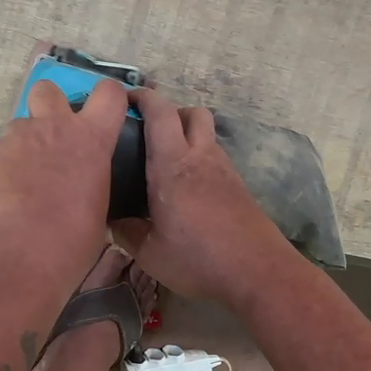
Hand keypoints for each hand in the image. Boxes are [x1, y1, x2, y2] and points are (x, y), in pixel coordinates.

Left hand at [0, 77, 128, 268]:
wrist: (25, 251)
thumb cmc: (75, 238)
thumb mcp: (99, 204)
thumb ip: (91, 178)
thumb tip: (83, 185)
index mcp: (91, 138)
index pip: (110, 93)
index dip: (108, 98)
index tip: (104, 112)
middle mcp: (55, 126)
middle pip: (48, 89)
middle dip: (49, 104)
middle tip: (51, 135)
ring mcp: (19, 135)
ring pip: (21, 124)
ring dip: (25, 142)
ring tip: (24, 175)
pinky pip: (1, 149)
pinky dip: (4, 164)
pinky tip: (6, 192)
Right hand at [112, 87, 292, 308]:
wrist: (259, 273)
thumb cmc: (198, 259)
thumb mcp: (149, 253)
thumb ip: (126, 233)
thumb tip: (111, 221)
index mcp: (172, 165)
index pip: (159, 113)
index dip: (142, 97)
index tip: (125, 99)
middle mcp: (200, 158)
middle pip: (192, 112)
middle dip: (170, 112)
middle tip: (149, 131)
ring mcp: (224, 170)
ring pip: (206, 135)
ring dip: (187, 136)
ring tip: (166, 163)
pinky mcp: (238, 187)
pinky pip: (215, 158)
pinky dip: (200, 160)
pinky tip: (188, 189)